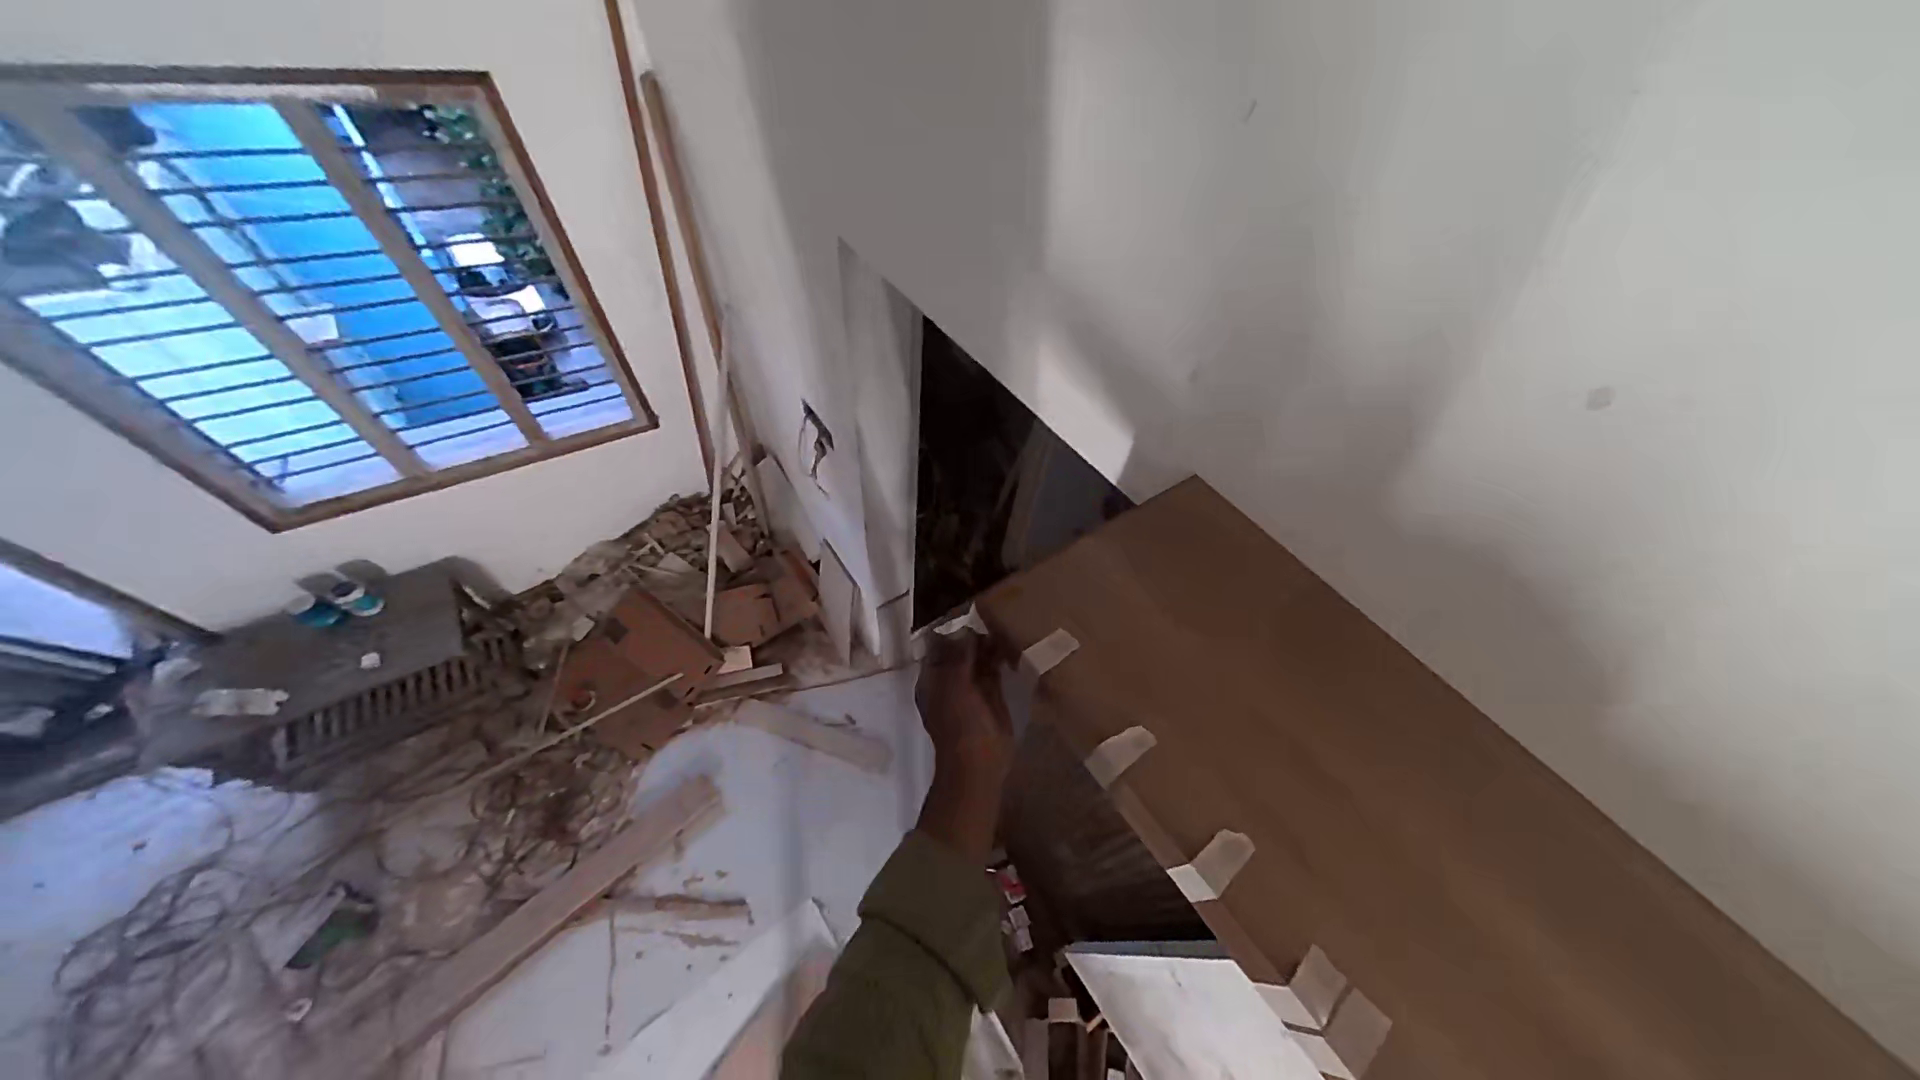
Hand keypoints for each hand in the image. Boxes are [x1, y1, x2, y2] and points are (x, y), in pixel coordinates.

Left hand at [913, 631, 1014, 861]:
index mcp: (932, 678)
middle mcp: (949, 680)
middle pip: (960, 650)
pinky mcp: (992, 696)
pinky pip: (994, 670)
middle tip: (993, 618)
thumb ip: (959, 656)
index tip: (970, 613)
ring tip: (1005, 629)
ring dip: (990, 645)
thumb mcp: (954, 684)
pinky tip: (1011, 646)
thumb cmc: (960, 723)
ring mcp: (971, 688)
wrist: (978, 763)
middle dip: (974, 636)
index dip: (952, 630)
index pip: (939, 645)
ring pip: (979, 658)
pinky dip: (1001, 658)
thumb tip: (965, 630)